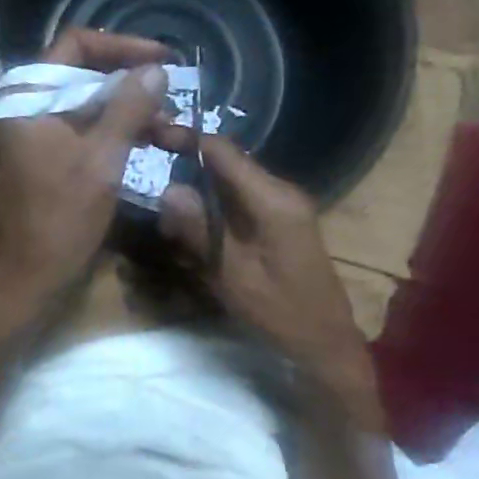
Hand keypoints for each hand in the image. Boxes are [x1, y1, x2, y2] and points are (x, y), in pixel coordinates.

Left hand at [0, 28, 172, 304]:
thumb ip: (129, 108)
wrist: (34, 274)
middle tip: (173, 92)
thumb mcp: (103, 159)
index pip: (75, 45)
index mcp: (28, 97)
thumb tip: (158, 68)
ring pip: (91, 101)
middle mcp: (28, 105)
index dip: (122, 46)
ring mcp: (39, 129)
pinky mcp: (52, 151)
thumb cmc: (63, 216)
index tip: (164, 57)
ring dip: (131, 108)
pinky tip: (155, 139)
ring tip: (172, 124)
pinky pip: (88, 126)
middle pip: (85, 71)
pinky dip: (119, 129)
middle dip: (132, 81)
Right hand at [157, 135, 373, 394]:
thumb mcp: (232, 275)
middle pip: (223, 165)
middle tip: (155, 202)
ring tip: (171, 231)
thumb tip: (168, 189)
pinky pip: (237, 203)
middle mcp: (280, 192)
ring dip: (196, 199)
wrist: (327, 343)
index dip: (185, 138)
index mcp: (273, 200)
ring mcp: (281, 206)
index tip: (151, 136)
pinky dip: (211, 213)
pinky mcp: (278, 221)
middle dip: (185, 176)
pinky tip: (195, 241)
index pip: (223, 151)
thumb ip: (200, 230)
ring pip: (227, 185)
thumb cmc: (281, 312)